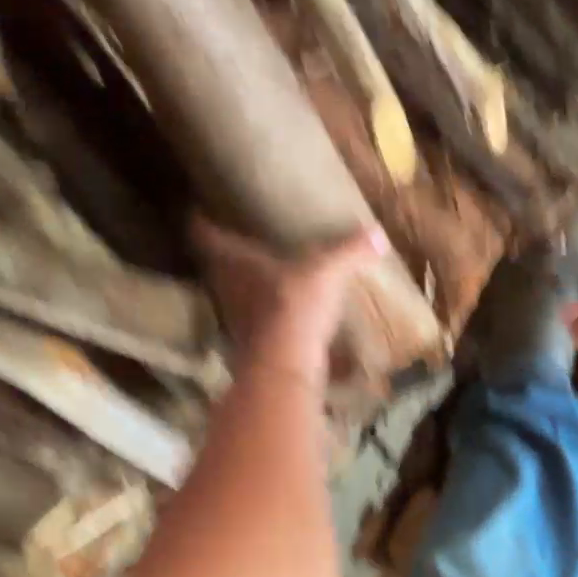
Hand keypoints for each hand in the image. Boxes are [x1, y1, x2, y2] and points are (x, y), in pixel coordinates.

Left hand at [194, 218, 389, 387]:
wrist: (284, 365)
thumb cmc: (293, 306)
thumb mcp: (327, 272)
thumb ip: (350, 251)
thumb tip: (378, 232)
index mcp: (237, 262)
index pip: (206, 235)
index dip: (201, 221)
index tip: (199, 210)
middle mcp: (229, 287)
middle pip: (218, 266)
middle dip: (226, 255)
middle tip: (240, 242)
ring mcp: (238, 318)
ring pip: (235, 294)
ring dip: (245, 286)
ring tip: (264, 276)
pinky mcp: (255, 344)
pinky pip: (257, 320)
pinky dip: (266, 314)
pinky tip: (285, 313)